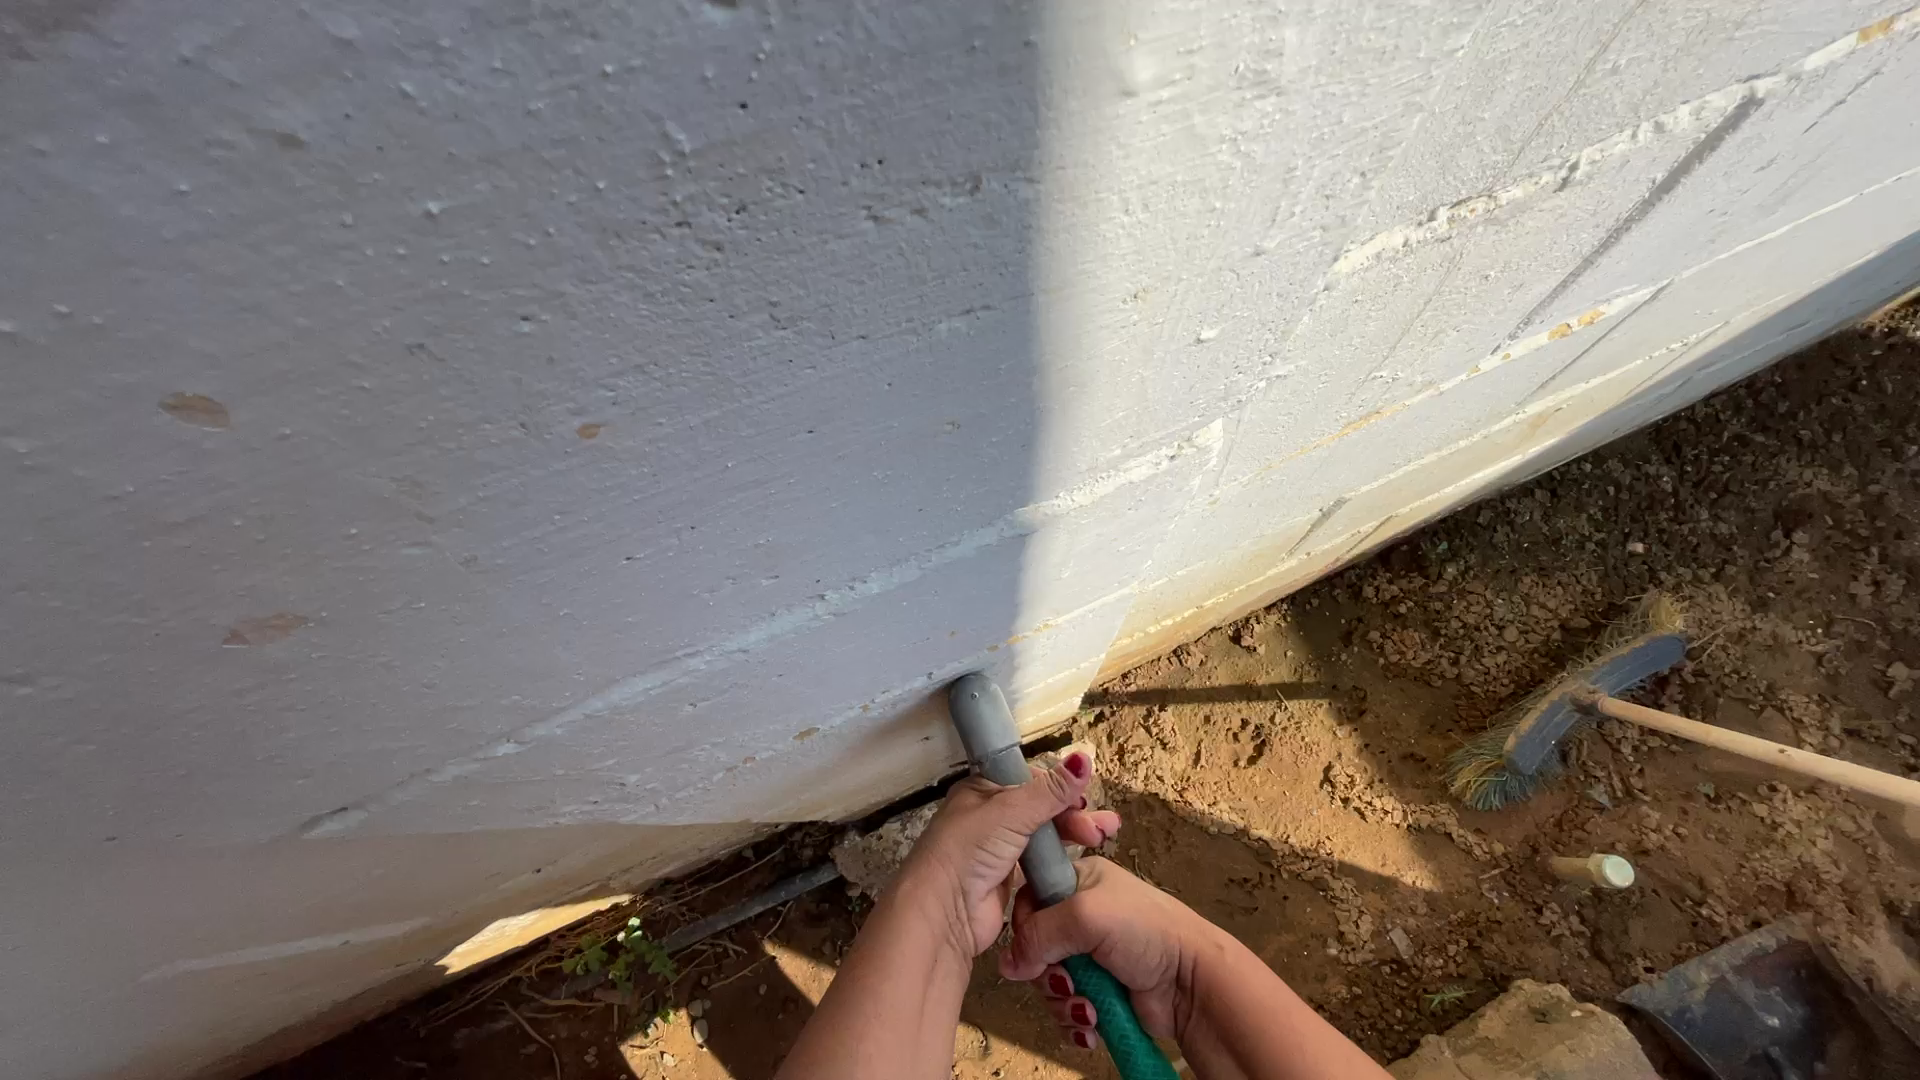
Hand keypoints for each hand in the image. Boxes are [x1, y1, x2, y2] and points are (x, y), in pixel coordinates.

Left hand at [894, 751, 1120, 959]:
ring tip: (1103, 839)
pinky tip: (1082, 862)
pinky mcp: (1007, 880)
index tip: (1085, 800)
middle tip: (1103, 828)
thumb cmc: (970, 850)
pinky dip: (1060, 860)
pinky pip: (1040, 864)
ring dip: (1072, 835)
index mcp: (982, 790)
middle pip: (1040, 809)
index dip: (1058, 788)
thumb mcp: (1012, 812)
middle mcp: (988, 816)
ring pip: (1043, 836)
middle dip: (1073, 814)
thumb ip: (1051, 791)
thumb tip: (1084, 757)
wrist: (944, 914)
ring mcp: (997, 849)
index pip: (1028, 780)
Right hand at [1001, 856, 1220, 1048]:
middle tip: (1067, 982)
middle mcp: (1082, 914)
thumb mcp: (1086, 915)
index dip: (1026, 925)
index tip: (1032, 948)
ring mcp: (1092, 955)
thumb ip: (1040, 932)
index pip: (1031, 898)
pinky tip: (1091, 1026)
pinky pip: (1067, 1008)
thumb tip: (1007, 966)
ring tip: (1087, 1010)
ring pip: (1050, 981)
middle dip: (1046, 972)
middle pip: (1036, 946)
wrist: (1192, 981)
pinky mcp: (1101, 991)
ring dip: (1063, 1001)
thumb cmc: (1144, 930)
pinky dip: (1075, 1021)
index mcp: (1080, 879)